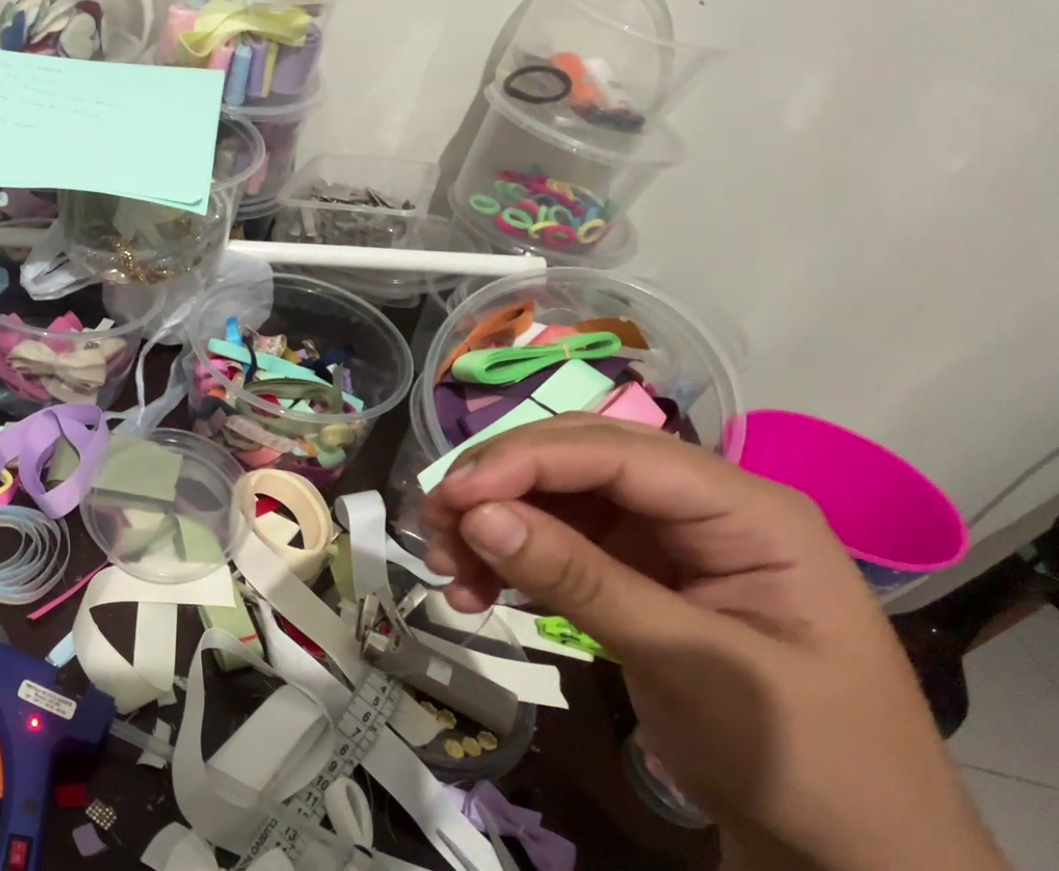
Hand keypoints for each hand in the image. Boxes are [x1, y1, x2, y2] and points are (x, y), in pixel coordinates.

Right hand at [420, 414, 1004, 870]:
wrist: (850, 851)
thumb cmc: (802, 755)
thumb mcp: (691, 665)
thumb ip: (583, 582)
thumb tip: (477, 515)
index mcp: (746, 511)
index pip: (618, 453)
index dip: (526, 461)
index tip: (451, 497)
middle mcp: (702, 509)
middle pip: (580, 462)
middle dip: (500, 485)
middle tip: (434, 525)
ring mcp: (668, 543)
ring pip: (558, 501)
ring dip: (494, 525)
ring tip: (446, 570)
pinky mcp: (639, 578)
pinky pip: (558, 547)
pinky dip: (509, 562)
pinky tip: (475, 591)